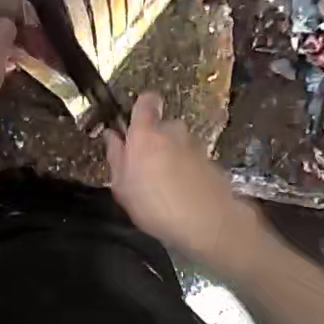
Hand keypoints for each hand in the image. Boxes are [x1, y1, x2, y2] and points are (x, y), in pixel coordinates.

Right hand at [103, 93, 267, 270]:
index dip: (141, 108)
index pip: (146, 101)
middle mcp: (173, 132)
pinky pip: (193, 161)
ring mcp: (196, 146)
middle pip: (162, 127)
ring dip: (172, 157)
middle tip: (145, 168)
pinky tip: (183, 194)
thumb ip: (116, 156)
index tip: (134, 124)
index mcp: (146, 134)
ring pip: (179, 144)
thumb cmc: (155, 206)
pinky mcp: (212, 162)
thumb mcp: (122, 187)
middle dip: (155, 142)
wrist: (207, 222)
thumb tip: (112, 136)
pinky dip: (188, 171)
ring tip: (165, 186)